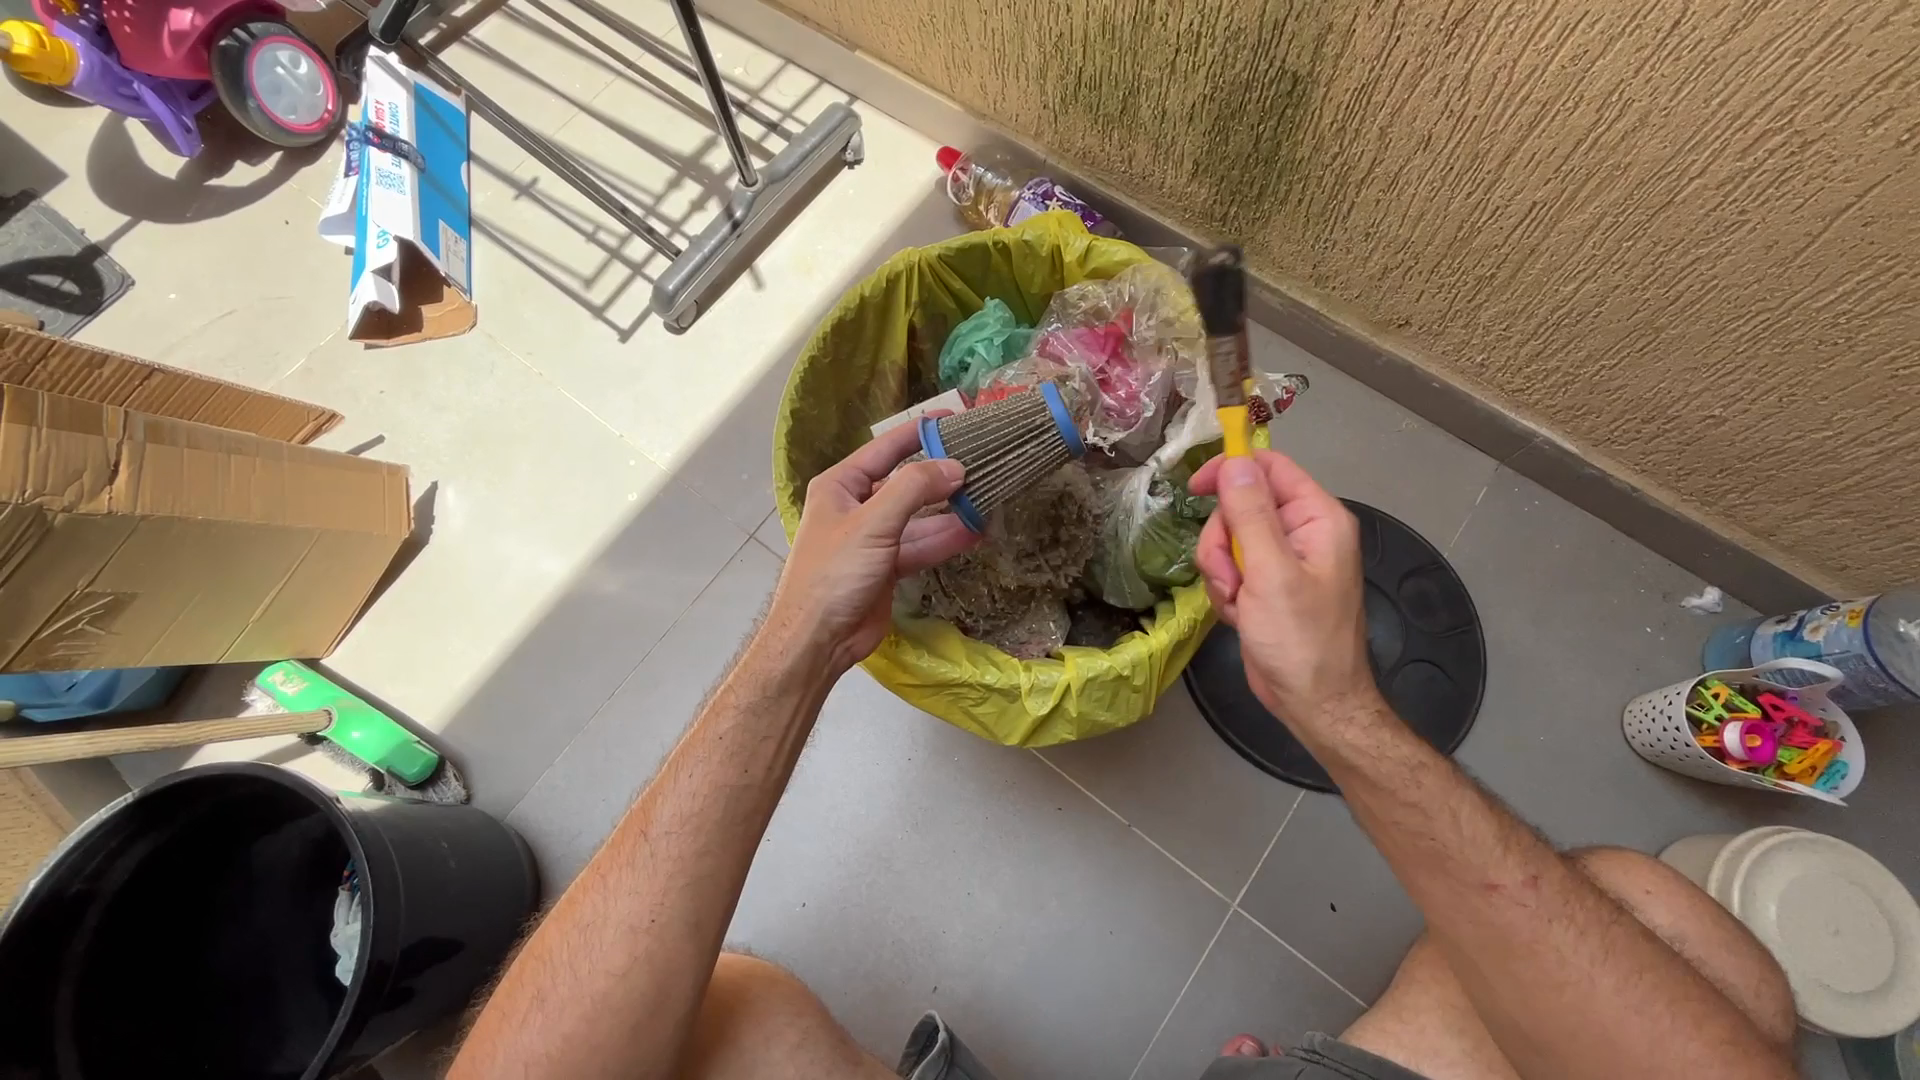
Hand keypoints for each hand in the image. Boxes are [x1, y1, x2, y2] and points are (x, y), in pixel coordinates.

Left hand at [763, 420, 979, 673]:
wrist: (816, 640)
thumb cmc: (834, 573)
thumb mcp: (872, 524)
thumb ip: (913, 490)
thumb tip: (955, 467)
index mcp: (842, 485)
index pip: (887, 448)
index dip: (921, 432)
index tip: (957, 418)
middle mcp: (858, 506)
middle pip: (908, 483)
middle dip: (943, 476)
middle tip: (985, 463)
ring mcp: (875, 538)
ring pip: (920, 517)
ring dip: (951, 511)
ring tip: (990, 498)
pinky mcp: (889, 566)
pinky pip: (922, 545)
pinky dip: (946, 539)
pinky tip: (976, 532)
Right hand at [1188, 451, 1379, 732]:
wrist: (1312, 701)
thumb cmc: (1301, 639)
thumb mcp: (1271, 572)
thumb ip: (1250, 513)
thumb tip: (1234, 462)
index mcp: (1316, 518)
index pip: (1270, 467)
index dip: (1232, 470)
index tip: (1195, 488)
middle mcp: (1301, 532)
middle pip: (1240, 506)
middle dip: (1223, 542)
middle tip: (1231, 576)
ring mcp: (1282, 560)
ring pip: (1228, 540)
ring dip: (1221, 572)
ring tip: (1238, 603)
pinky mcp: (1265, 585)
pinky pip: (1229, 568)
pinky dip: (1226, 591)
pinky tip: (1240, 615)